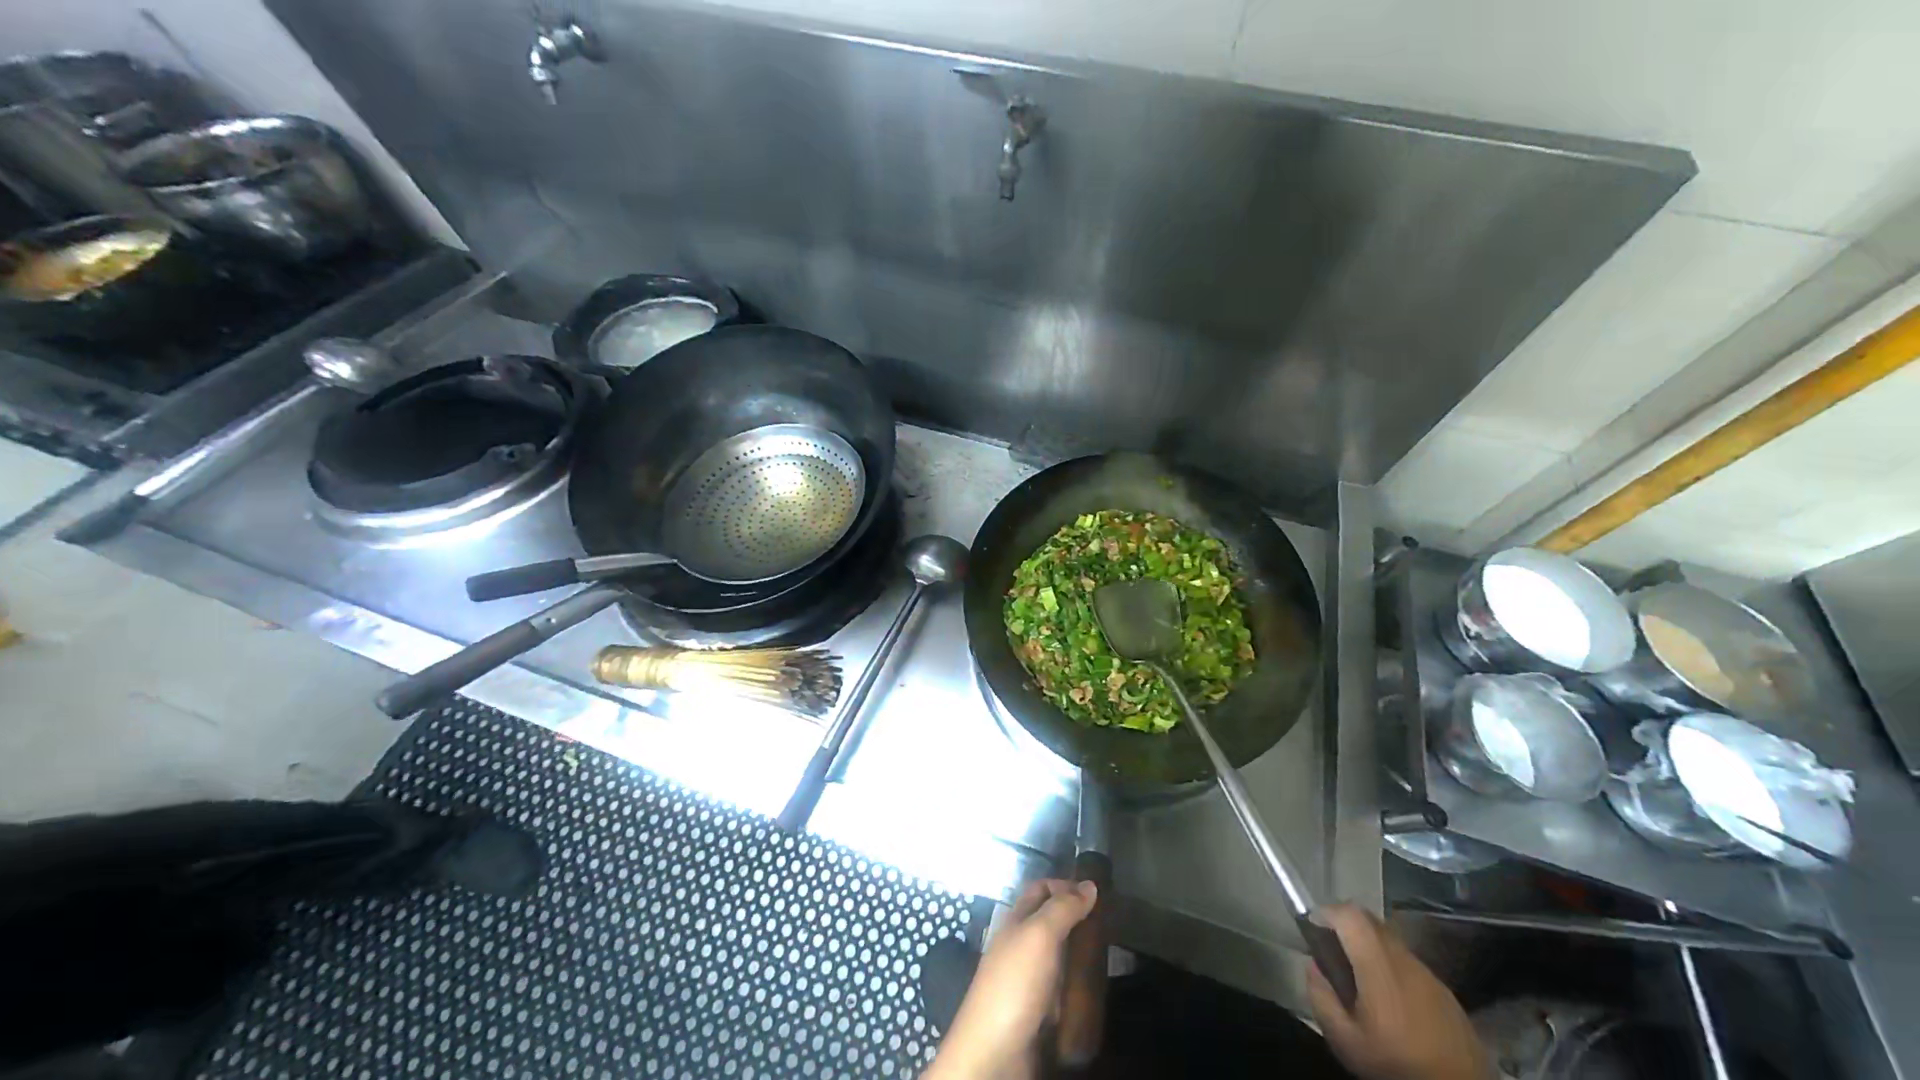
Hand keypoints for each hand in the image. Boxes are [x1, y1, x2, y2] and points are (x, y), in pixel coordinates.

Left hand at [923, 878, 1097, 1079]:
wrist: (994, 1053)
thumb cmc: (1014, 984)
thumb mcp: (1039, 935)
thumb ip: (1062, 909)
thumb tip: (1089, 885)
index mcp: (1014, 921)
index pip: (1040, 890)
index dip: (1065, 885)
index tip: (1096, 895)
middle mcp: (1019, 946)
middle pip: (1050, 922)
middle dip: (1077, 920)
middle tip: (1110, 927)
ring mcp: (1026, 980)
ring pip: (1058, 957)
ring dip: (1080, 955)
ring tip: (1110, 957)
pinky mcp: (1036, 1012)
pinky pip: (1061, 991)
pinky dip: (1077, 987)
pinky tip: (1096, 991)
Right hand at [1305, 904, 1489, 1079]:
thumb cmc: (1398, 1066)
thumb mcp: (1345, 1041)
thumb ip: (1321, 998)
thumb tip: (1314, 966)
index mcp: (1380, 969)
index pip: (1352, 916)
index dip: (1328, 912)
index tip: (1313, 927)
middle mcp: (1407, 962)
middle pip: (1371, 921)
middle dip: (1345, 925)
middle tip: (1330, 948)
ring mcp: (1430, 975)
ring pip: (1391, 941)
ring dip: (1368, 945)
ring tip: (1359, 977)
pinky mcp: (1445, 991)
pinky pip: (1408, 963)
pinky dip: (1390, 966)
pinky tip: (1389, 998)